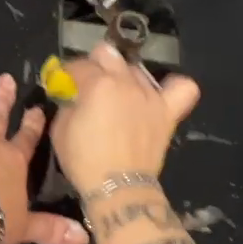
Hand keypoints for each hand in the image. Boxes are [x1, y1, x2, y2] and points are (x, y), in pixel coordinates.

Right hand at [49, 42, 201, 191]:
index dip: (66, 73)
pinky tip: (158, 93)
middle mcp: (125, 82)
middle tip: (88, 86)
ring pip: (136, 68)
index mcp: (97, 84)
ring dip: (123, 76)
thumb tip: (74, 96)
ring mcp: (150, 95)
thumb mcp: (60, 129)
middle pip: (107, 54)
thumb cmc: (84, 161)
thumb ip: (67, 103)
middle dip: (94, 65)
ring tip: (118, 94)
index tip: (62, 84)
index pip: (77, 65)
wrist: (119, 189)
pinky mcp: (167, 112)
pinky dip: (172, 86)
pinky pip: (182, 88)